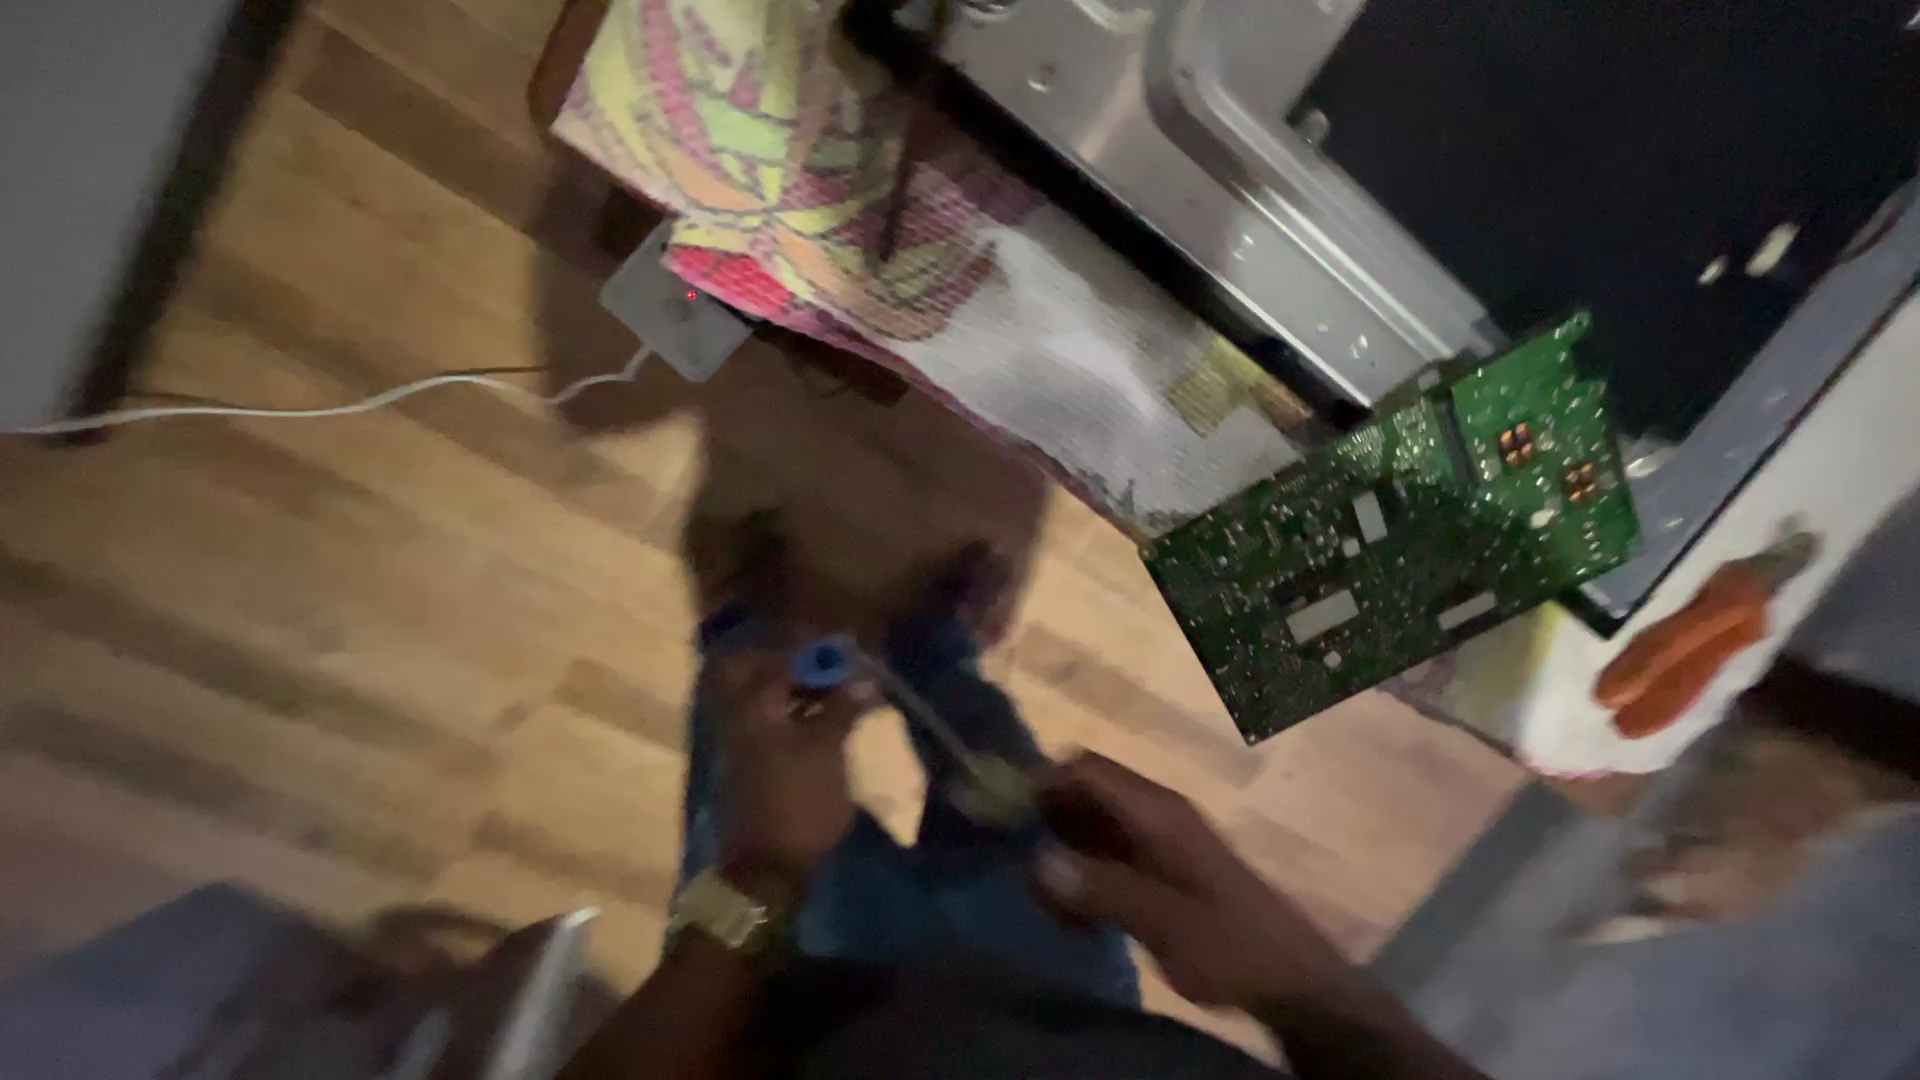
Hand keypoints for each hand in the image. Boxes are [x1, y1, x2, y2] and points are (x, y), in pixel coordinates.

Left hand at [709, 650, 875, 883]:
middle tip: (829, 664)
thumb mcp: (828, 749)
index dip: (810, 649)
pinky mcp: (752, 761)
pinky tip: (827, 718)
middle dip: (793, 663)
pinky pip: (771, 719)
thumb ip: (843, 707)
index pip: (777, 658)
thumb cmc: (801, 800)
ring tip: (839, 689)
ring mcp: (742, 740)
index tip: (841, 645)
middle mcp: (739, 715)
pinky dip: (795, 711)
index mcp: (752, 707)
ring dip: (797, 687)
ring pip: (766, 696)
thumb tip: (866, 678)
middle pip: (757, 671)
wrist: (770, 867)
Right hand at [1031, 753, 1366, 1014]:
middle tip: (1023, 869)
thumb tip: (1038, 860)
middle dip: (1046, 823)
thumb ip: (1103, 889)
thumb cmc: (1232, 944)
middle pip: (1082, 793)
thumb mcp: (1165, 921)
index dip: (1043, 780)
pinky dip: (1083, 875)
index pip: (1086, 769)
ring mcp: (1156, 838)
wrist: (1293, 981)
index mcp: (1156, 810)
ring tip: (1052, 905)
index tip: (1006, 815)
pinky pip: (1104, 854)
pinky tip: (1078, 917)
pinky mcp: (1158, 866)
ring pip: (1089, 825)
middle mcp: (1152, 812)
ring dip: (1063, 855)